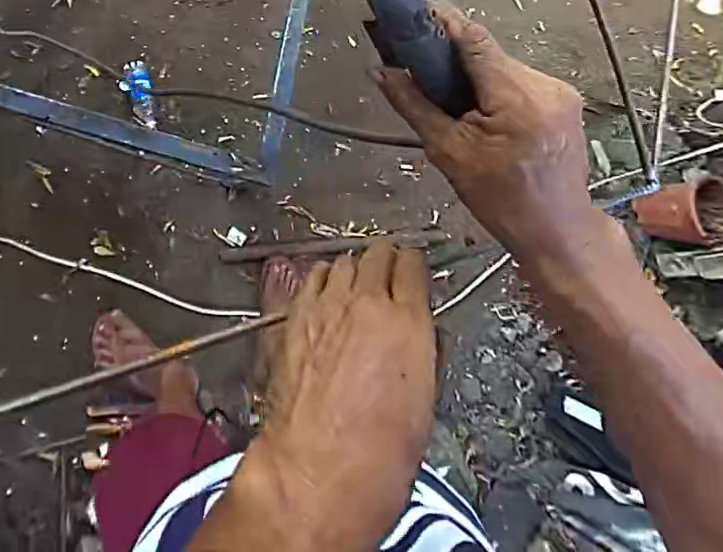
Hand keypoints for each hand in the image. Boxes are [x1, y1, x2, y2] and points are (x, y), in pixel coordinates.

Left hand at [239, 242, 434, 550]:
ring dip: (354, 268)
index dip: (413, 264)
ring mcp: (328, 305)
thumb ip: (422, 351)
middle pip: (377, 256)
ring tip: (358, 279)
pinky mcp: (297, 313)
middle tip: (388, 266)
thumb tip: (420, 335)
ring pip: (343, 262)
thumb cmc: (378, 452)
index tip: (413, 265)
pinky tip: (326, 289)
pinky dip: (323, 278)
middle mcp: (367, 303)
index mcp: (409, 323)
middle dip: (386, 259)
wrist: (319, 466)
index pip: (413, 268)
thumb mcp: (425, 402)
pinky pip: (313, 278)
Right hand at [375, 3, 598, 267]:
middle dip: (453, 56)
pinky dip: (493, 85)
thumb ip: (414, 105)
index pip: (475, 40)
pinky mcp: (564, 101)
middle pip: (488, 52)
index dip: (444, 21)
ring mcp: (560, 92)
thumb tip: (381, 72)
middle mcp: (546, 85)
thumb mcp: (447, 152)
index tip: (416, 9)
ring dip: (473, 72)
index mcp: (518, 98)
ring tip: (448, 95)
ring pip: (502, 65)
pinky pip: (517, 79)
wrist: (558, 231)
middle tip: (420, 66)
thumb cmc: (500, 199)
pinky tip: (477, 108)